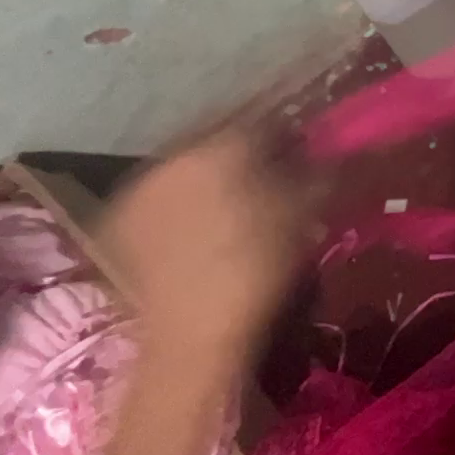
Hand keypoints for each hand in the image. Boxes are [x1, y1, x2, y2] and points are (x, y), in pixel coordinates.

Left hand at [100, 122, 317, 358]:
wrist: (193, 338)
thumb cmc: (258, 266)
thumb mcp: (305, 208)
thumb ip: (319, 164)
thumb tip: (334, 145)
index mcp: (217, 145)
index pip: (263, 116)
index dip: (290, 129)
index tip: (308, 143)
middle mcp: (171, 157)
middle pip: (222, 136)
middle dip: (250, 146)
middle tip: (277, 165)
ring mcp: (138, 189)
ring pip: (191, 163)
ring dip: (217, 169)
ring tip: (243, 191)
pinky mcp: (120, 221)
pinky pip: (165, 191)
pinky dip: (189, 194)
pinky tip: (208, 216)